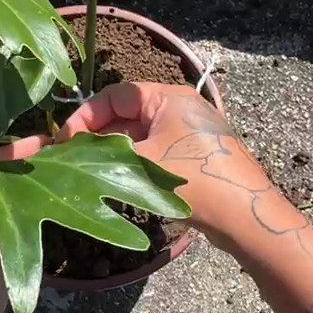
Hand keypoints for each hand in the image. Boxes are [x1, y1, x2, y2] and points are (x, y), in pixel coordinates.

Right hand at [55, 82, 290, 249]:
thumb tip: (69, 153)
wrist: (248, 217)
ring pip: (137, 137)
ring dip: (111, 153)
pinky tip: (115, 184)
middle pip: (124, 115)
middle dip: (96, 136)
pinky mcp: (192, 158)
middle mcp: (178, 109)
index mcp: (168, 98)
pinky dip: (131, 165)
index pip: (115, 95)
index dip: (85, 116)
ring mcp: (187, 133)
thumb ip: (103, 154)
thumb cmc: (197, 180)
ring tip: (87, 173)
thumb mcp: (142, 163)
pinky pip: (152, 153)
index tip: (64, 142)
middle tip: (70, 159)